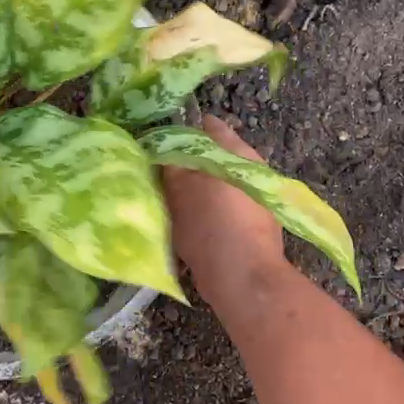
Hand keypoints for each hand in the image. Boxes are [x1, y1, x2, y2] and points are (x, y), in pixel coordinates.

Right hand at [159, 115, 288, 290]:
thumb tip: (158, 149)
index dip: (178, 130)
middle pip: (209, 157)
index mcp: (237, 153)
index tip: (154, 142)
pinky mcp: (246, 227)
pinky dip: (199, 212)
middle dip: (182, 164)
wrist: (242, 277)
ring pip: (211, 185)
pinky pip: (215, 210)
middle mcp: (249, 171)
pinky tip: (180, 224)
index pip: (207, 126)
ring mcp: (251, 200)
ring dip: (189, 191)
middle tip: (152, 174)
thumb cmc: (212, 225)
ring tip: (161, 200)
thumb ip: (169, 163)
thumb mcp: (180, 188)